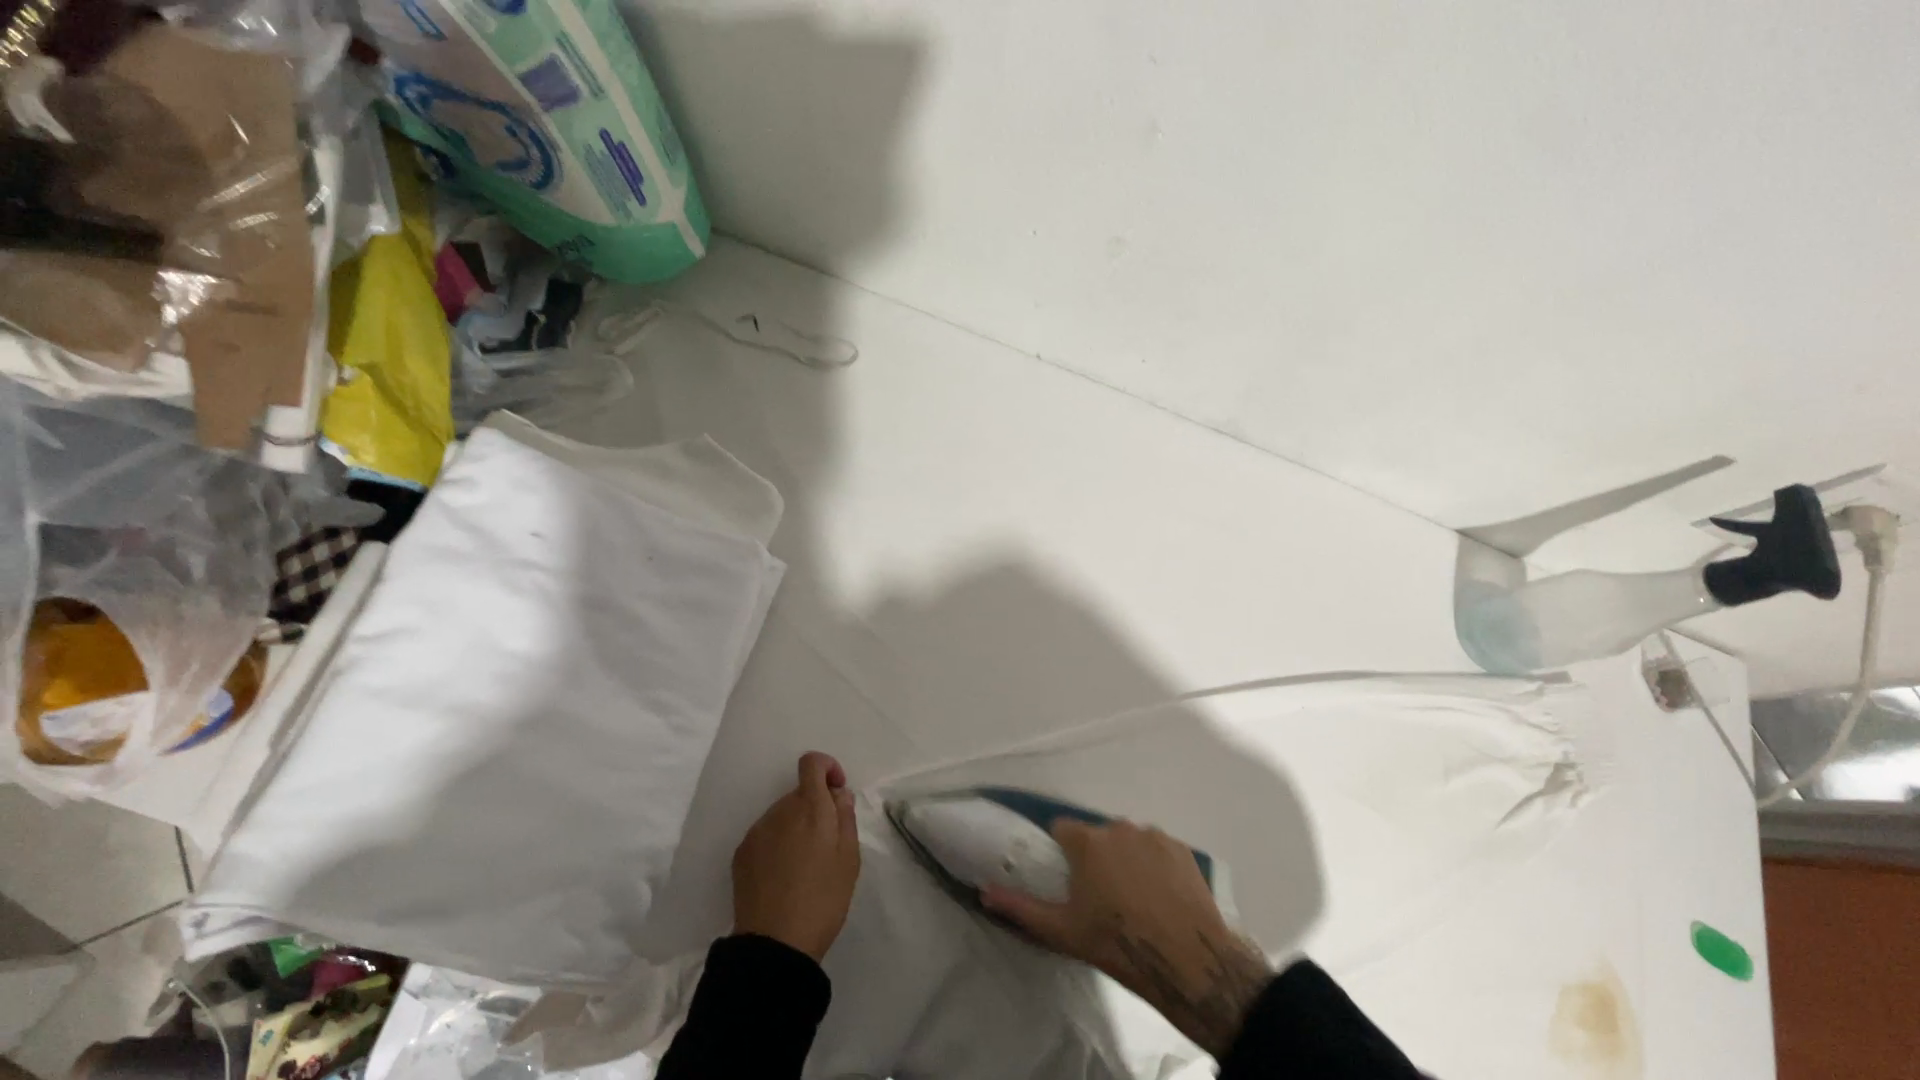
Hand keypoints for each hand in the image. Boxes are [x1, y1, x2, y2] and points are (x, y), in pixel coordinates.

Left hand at [731, 751, 860, 960]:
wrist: (775, 942)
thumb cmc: (823, 899)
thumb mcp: (849, 859)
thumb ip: (845, 818)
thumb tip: (838, 794)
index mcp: (810, 808)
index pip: (811, 763)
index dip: (827, 769)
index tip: (837, 793)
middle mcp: (779, 811)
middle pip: (798, 793)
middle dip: (815, 808)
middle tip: (828, 846)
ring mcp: (756, 832)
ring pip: (781, 815)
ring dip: (796, 827)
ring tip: (805, 866)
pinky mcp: (741, 853)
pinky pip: (765, 835)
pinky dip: (778, 844)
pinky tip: (784, 876)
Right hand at [982, 820, 1270, 1056]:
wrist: (1185, 959)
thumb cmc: (1115, 943)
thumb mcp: (1061, 930)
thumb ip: (1020, 907)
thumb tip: (983, 892)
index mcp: (1088, 842)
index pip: (1062, 829)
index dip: (1060, 851)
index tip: (1066, 876)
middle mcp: (1120, 828)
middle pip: (1097, 835)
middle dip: (1095, 857)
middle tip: (1099, 895)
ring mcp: (1154, 836)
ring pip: (1129, 841)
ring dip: (1125, 858)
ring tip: (1132, 897)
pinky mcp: (1182, 849)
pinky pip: (1158, 849)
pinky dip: (1154, 865)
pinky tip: (1158, 895)